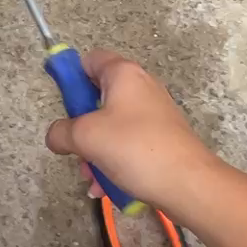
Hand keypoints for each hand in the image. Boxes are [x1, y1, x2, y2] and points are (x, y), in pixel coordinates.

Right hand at [44, 51, 224, 209]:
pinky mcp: (164, 136)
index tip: (64, 105)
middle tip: (78, 146)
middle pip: (98, 96)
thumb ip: (61, 132)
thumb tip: (56, 136)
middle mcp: (141, 85)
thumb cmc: (135, 148)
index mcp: (123, 73)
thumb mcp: (85, 137)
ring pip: (112, 124)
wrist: (190, 184)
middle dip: (82, 125)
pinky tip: (108, 187)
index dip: (71, 77)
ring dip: (96, 149)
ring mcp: (154, 112)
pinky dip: (116, 160)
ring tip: (93, 177)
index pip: (89, 59)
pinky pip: (129, 142)